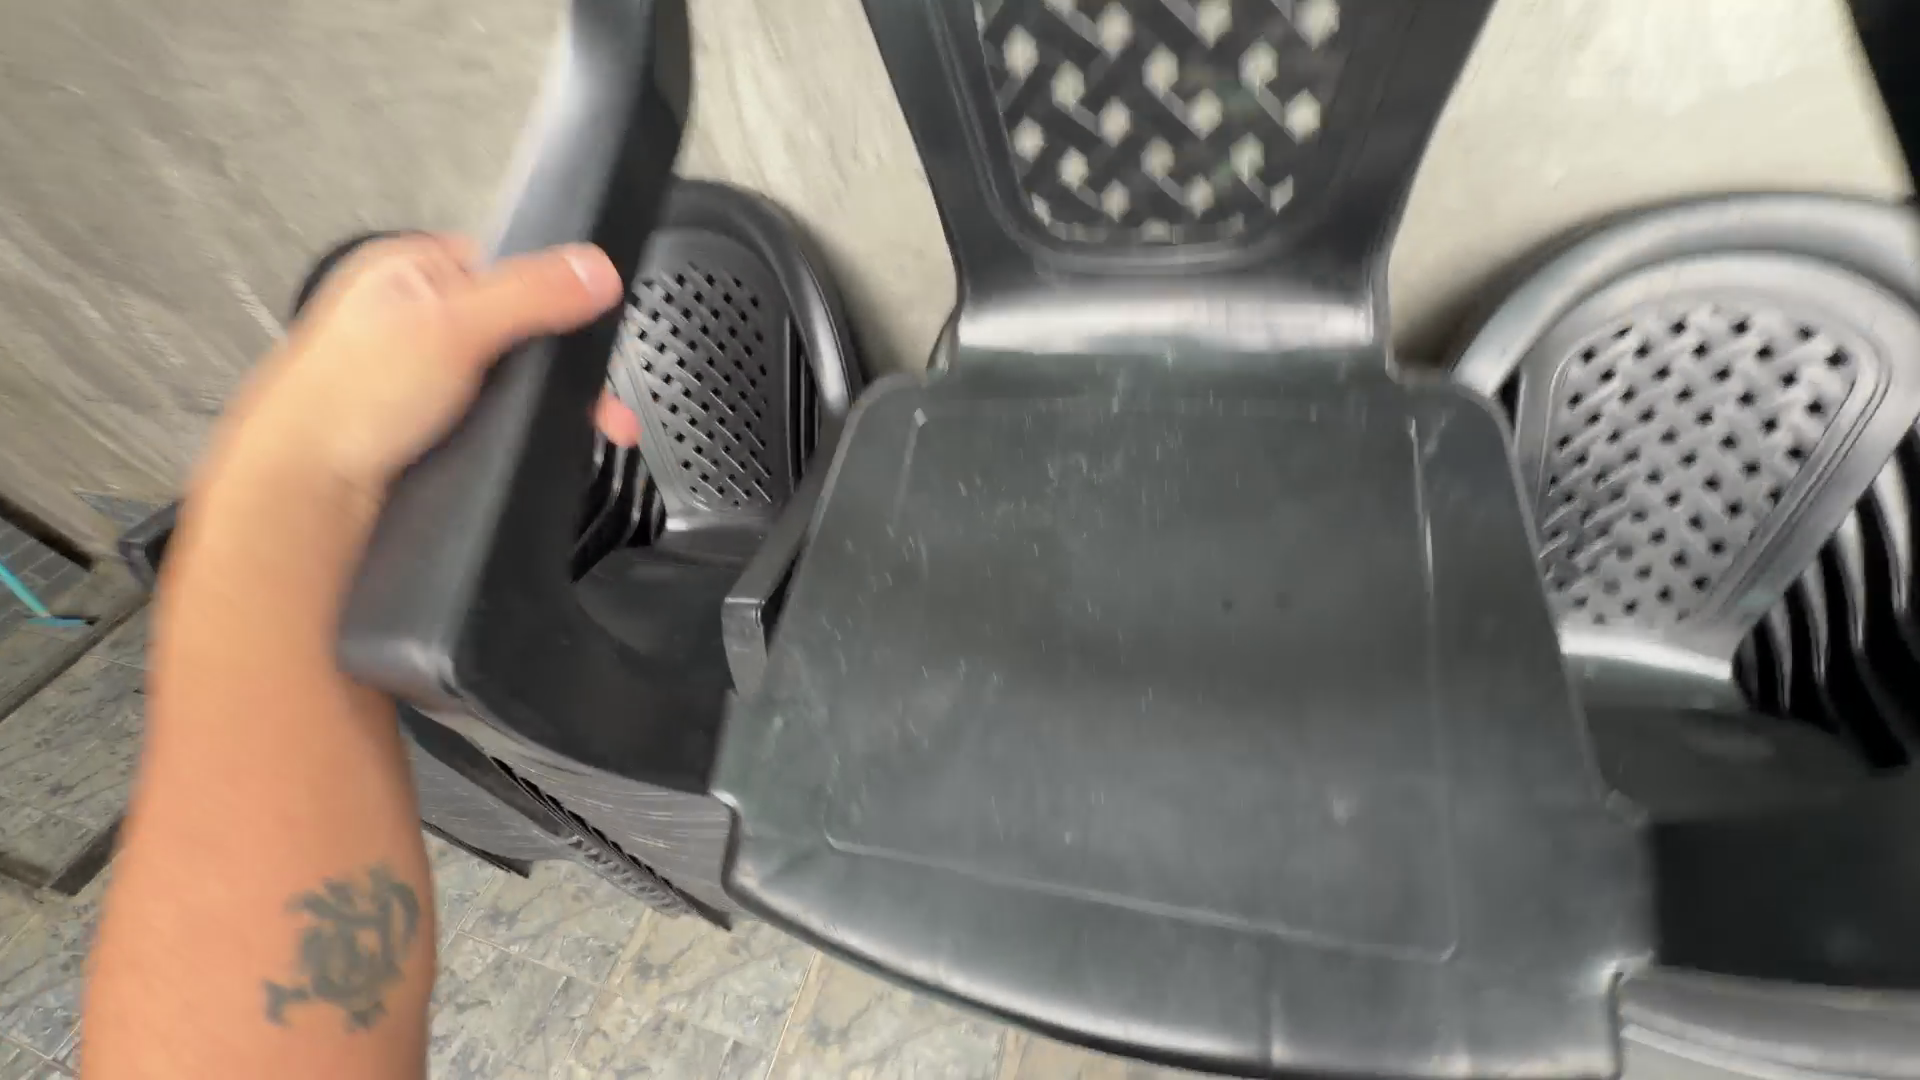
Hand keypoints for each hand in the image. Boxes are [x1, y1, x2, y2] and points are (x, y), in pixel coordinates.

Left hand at [216, 233, 640, 502]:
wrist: (313, 485)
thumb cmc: (353, 398)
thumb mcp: (454, 330)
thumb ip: (530, 295)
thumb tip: (598, 268)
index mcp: (418, 269)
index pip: (515, 264)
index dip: (561, 295)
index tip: (600, 330)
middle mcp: (429, 314)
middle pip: (530, 325)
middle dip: (578, 364)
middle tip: (609, 399)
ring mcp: (438, 366)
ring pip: (525, 372)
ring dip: (570, 397)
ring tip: (608, 427)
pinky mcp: (448, 412)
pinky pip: (513, 406)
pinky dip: (544, 420)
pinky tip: (568, 436)